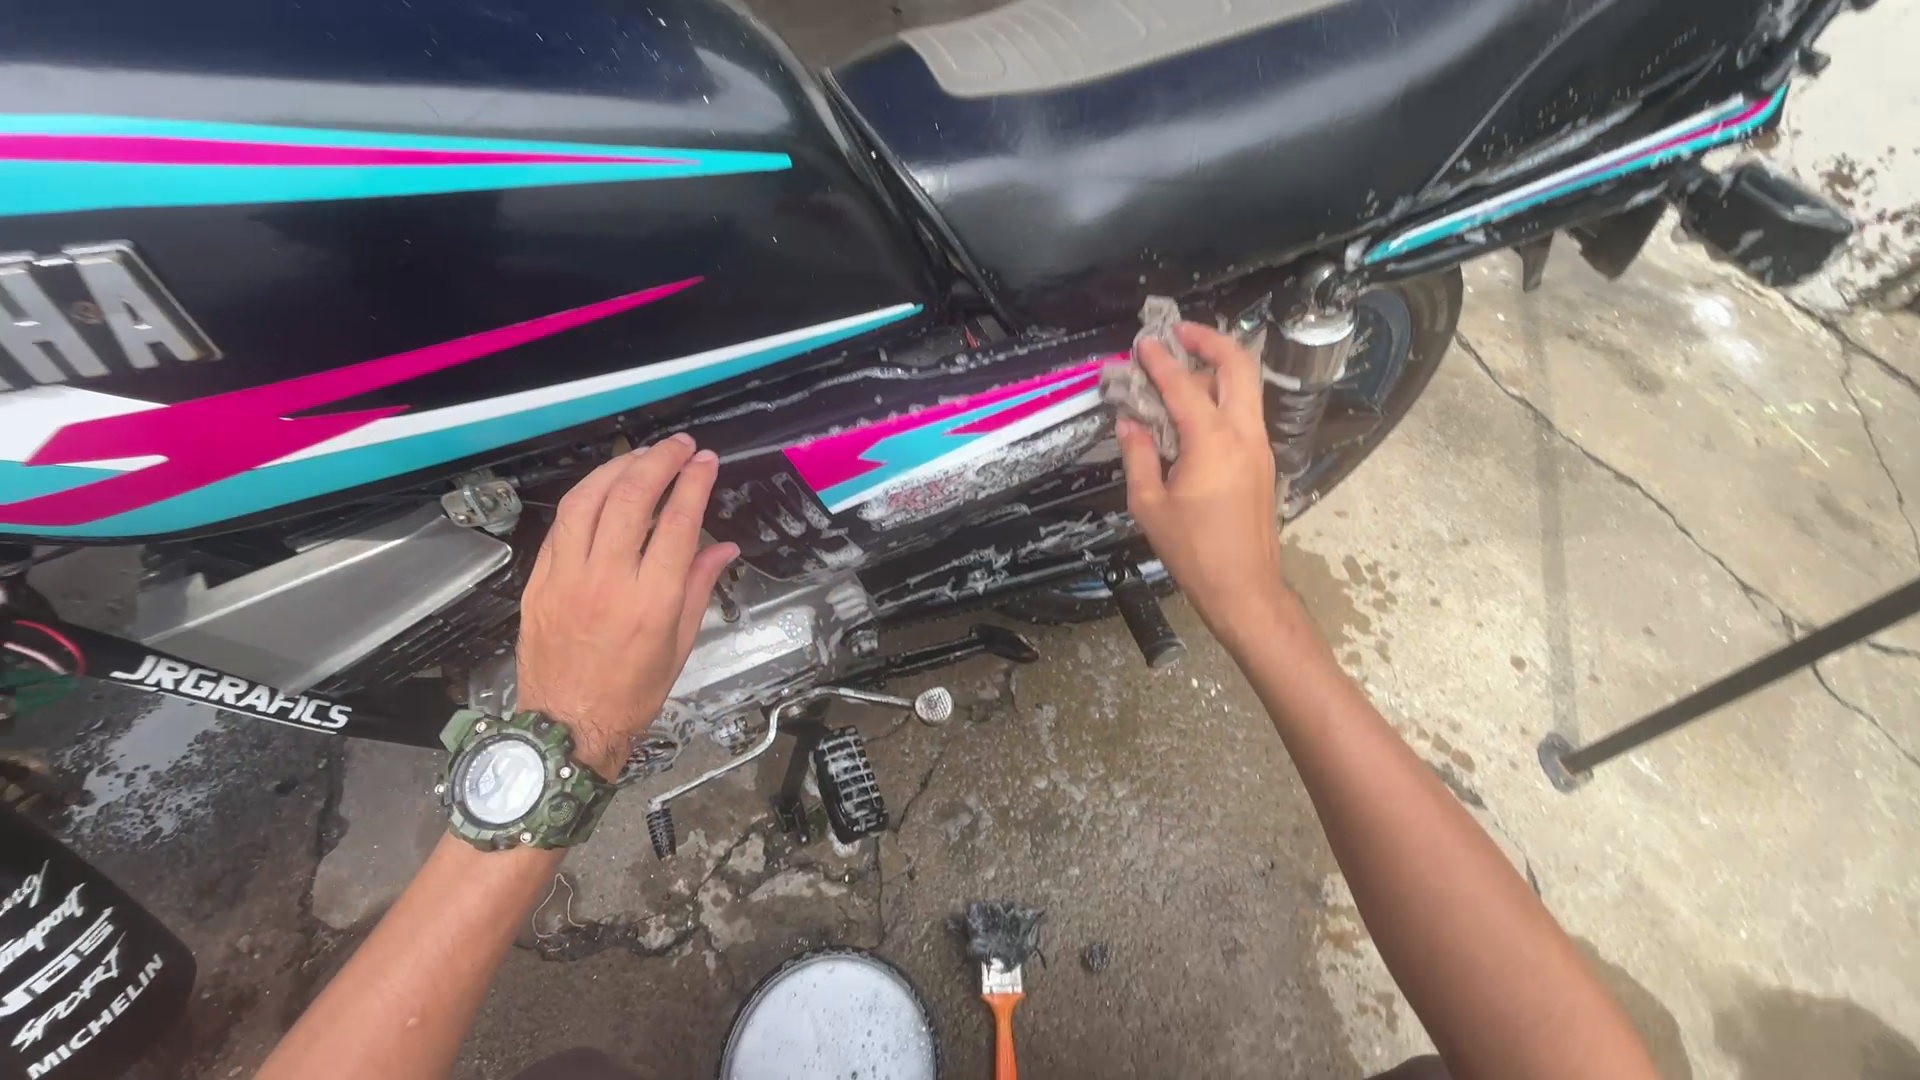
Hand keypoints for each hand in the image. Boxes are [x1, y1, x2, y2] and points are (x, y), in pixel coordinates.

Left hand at [515, 435, 738, 776]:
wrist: (568, 724)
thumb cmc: (634, 691)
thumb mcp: (682, 643)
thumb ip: (702, 585)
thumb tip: (725, 547)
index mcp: (653, 601)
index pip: (678, 523)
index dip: (694, 483)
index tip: (706, 461)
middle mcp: (608, 581)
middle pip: (631, 498)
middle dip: (658, 461)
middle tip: (679, 446)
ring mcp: (566, 577)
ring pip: (587, 500)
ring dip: (618, 467)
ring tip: (642, 454)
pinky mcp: (539, 579)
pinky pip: (562, 523)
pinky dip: (586, 494)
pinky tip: (605, 485)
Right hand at [1116, 322, 1288, 642]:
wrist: (1243, 586)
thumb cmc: (1192, 549)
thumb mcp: (1149, 504)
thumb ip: (1138, 455)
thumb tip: (1128, 421)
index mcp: (1212, 441)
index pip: (1183, 385)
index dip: (1160, 360)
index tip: (1142, 342)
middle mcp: (1243, 433)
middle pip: (1238, 365)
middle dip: (1209, 340)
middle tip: (1179, 332)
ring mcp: (1259, 446)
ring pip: (1247, 386)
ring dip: (1218, 366)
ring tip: (1184, 365)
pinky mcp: (1263, 461)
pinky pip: (1246, 412)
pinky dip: (1224, 395)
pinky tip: (1196, 408)